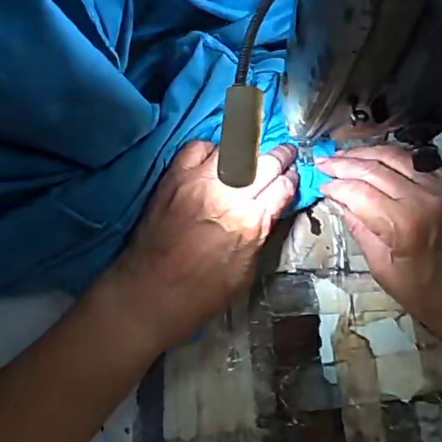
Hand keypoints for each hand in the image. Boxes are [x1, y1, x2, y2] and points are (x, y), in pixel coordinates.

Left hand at [86, 140, 297, 357]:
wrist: (149, 293)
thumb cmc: (201, 293)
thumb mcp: (246, 271)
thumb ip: (262, 233)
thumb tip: (272, 210)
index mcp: (250, 223)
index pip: (283, 186)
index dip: (292, 180)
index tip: (293, 178)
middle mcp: (227, 195)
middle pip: (265, 161)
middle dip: (280, 157)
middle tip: (286, 155)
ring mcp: (198, 181)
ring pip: (234, 149)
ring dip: (248, 153)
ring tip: (250, 159)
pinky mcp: (173, 177)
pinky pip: (197, 148)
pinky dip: (210, 151)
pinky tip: (214, 162)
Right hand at [317, 144, 441, 343]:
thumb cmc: (427, 296)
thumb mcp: (383, 269)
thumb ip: (360, 229)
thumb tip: (340, 201)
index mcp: (404, 223)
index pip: (358, 191)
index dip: (335, 185)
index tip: (318, 183)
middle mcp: (423, 197)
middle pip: (375, 168)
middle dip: (344, 163)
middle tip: (322, 161)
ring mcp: (440, 189)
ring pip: (395, 156)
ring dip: (365, 153)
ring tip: (342, 155)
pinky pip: (415, 162)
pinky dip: (391, 157)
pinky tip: (375, 159)